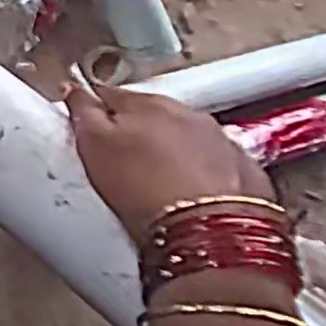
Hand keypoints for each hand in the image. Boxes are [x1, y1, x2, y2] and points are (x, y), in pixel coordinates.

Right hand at [66, 82, 274, 246]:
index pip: (110, 93)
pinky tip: (193, 195)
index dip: (96, 108)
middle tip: (123, 160)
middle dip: (139, 129)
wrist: (210, 236)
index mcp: (146, 103)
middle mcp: (188, 114)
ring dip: (174, 149)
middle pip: (153, 114)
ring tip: (158, 182)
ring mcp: (223, 142)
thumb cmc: (143, 189)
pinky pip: (219, 164)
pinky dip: (205, 173)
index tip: (90, 123)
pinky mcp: (250, 173)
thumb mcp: (93, 146)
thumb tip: (75, 89)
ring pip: (187, 136)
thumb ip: (82, 111)